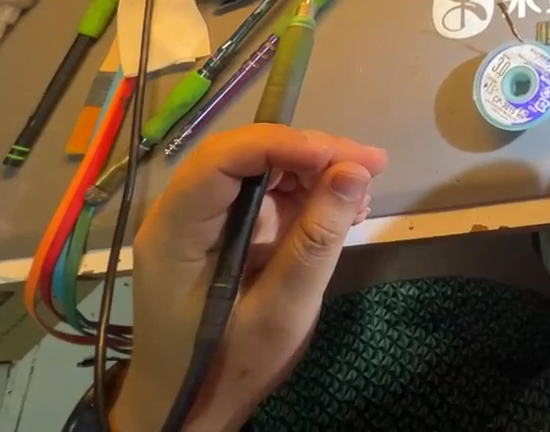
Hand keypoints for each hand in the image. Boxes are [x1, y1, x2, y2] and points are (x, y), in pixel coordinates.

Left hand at [113, 125, 386, 431]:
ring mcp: (210, 216)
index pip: (224, 159)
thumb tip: (354, 171)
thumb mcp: (281, 310)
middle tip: (371, 165)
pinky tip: (347, 208)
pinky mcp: (232, 225)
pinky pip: (274, 188)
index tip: (342, 159)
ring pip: (267, 163)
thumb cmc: (228, 366)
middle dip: (314, 152)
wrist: (191, 411)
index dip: (284, 145)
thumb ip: (316, 239)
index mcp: (177, 232)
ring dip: (320, 168)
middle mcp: (186, 211)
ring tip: (366, 189)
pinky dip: (314, 189)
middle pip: (250, 153)